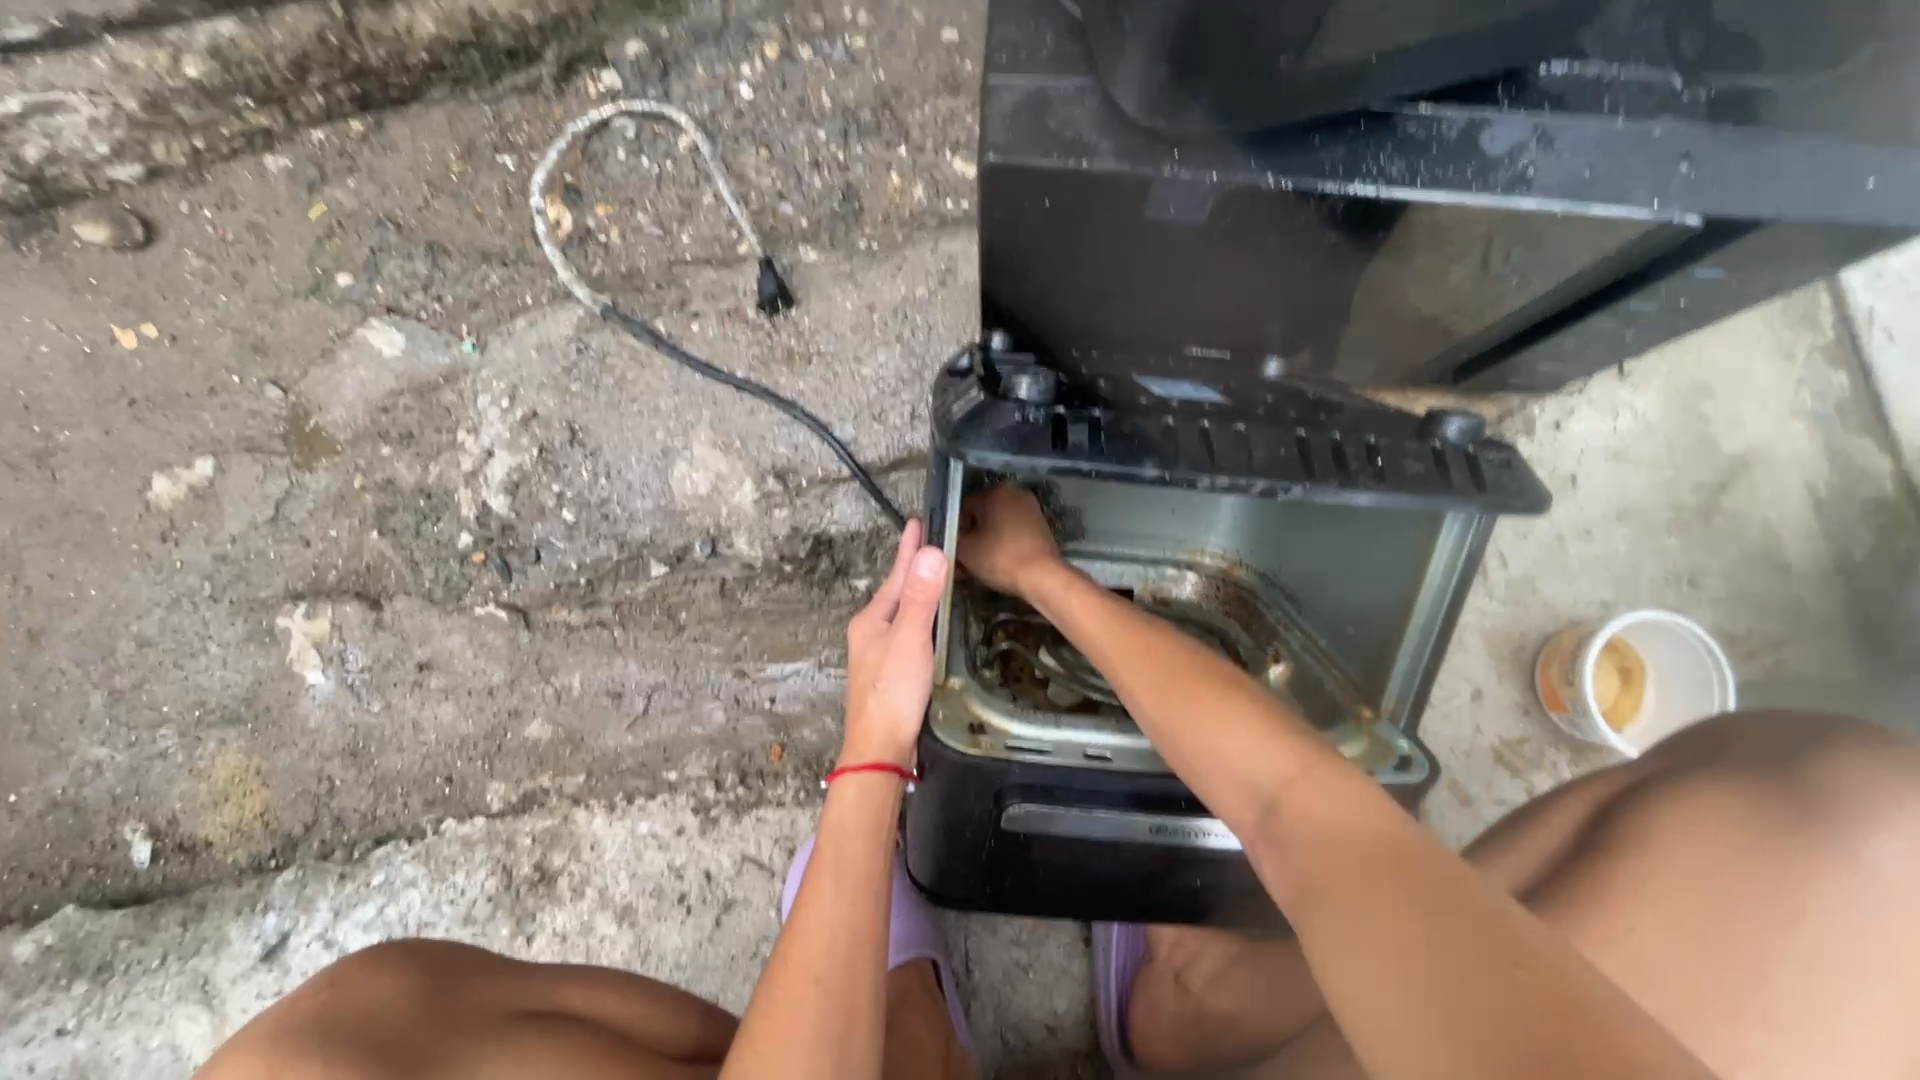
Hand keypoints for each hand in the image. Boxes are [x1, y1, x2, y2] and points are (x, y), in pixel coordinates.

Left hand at [842, 519, 949, 766]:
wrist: (879, 748)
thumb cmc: (892, 693)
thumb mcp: (909, 640)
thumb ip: (920, 598)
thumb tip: (929, 551)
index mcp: (871, 620)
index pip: (895, 575)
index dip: (908, 549)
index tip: (916, 521)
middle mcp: (870, 633)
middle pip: (895, 591)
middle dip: (910, 567)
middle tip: (926, 541)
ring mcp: (877, 654)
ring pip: (900, 613)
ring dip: (914, 592)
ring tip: (929, 575)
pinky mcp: (889, 674)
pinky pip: (906, 632)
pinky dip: (919, 618)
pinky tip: (928, 626)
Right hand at [957, 484, 1063, 598]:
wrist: (1042, 576)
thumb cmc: (1000, 557)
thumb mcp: (965, 550)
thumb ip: (952, 539)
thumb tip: (951, 537)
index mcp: (995, 492)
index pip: (962, 507)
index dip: (953, 528)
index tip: (952, 547)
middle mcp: (1014, 493)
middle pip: (982, 513)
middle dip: (971, 533)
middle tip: (963, 556)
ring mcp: (1030, 508)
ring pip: (998, 522)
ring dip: (987, 538)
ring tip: (979, 562)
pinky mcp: (1041, 524)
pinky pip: (1014, 530)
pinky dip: (1004, 541)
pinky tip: (998, 560)